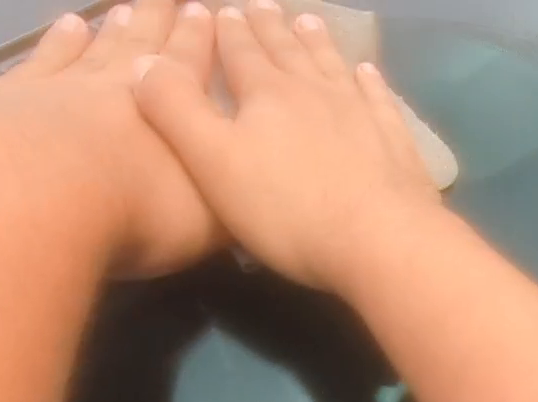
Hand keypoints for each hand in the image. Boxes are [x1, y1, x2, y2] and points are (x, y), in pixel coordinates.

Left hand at [0, 0, 224, 277]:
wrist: (41, 197)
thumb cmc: (140, 212)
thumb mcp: (208, 222)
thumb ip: (228, 197)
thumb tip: (245, 182)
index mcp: (174, 110)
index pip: (193, 67)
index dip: (203, 43)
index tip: (207, 14)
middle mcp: (124, 85)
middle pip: (148, 46)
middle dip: (164, 23)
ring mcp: (67, 84)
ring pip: (100, 47)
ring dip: (116, 29)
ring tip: (128, 9)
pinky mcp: (16, 94)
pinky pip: (46, 58)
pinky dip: (59, 40)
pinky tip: (69, 25)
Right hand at [131, 0, 443, 291]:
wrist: (380, 241)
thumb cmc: (289, 212)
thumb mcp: (213, 163)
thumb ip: (175, 110)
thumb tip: (142, 62)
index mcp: (266, 95)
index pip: (239, 53)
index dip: (226, 32)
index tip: (219, 10)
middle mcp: (315, 93)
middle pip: (286, 53)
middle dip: (268, 29)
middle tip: (260, 5)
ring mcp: (361, 116)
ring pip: (332, 68)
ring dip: (317, 44)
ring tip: (308, 21)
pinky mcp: (395, 146)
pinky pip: (380, 102)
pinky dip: (371, 83)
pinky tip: (368, 73)